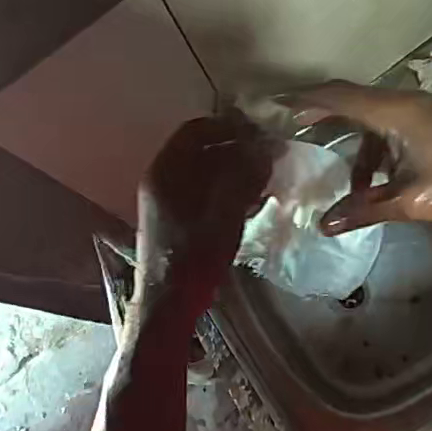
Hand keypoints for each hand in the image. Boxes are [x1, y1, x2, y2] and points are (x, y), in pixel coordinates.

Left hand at [136, 109, 273, 299]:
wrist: (169, 305)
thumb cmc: (192, 259)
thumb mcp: (224, 215)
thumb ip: (244, 178)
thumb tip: (267, 147)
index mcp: (165, 172)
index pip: (197, 129)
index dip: (230, 125)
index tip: (261, 132)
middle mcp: (162, 179)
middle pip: (202, 148)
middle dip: (237, 148)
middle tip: (270, 155)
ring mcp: (167, 200)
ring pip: (205, 170)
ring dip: (236, 169)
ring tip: (267, 176)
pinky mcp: (177, 218)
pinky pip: (205, 191)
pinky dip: (229, 188)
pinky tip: (253, 199)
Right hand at [281, 81, 431, 233]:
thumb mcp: (410, 200)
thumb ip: (365, 209)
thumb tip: (324, 225)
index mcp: (391, 111)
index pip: (336, 96)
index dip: (303, 99)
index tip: (276, 102)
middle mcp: (402, 102)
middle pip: (351, 100)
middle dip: (321, 114)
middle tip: (293, 126)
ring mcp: (421, 110)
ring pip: (373, 120)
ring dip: (355, 147)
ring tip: (346, 185)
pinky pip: (391, 129)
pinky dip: (376, 151)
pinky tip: (381, 183)